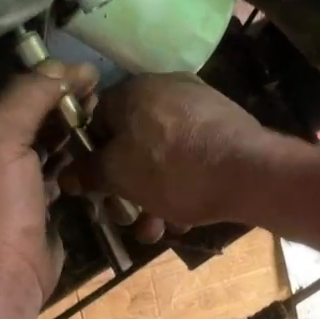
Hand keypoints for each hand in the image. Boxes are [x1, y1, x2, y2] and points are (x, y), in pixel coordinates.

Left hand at [0, 63, 98, 304]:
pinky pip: (51, 169)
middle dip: (57, 100)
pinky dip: (70, 155)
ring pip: (38, 141)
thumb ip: (27, 96)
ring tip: (101, 113)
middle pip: (21, 114)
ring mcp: (2, 182)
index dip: (39, 76)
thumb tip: (64, 66)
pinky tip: (94, 145)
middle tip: (96, 91)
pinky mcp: (29, 204)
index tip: (79, 71)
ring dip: (67, 126)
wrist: (0, 280)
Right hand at [62, 74, 296, 237]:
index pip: (94, 120)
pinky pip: (190, 154)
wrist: (251, 172)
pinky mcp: (224, 125)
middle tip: (128, 219)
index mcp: (133, 90)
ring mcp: (198, 105)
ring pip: (161, 154)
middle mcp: (164, 89)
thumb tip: (68, 174)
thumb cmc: (174, 170)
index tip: (94, 190)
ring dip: (153, 194)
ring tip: (159, 230)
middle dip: (126, 188)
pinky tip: (186, 216)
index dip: (90, 158)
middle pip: (130, 141)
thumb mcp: (120, 176)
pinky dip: (182, 183)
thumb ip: (89, 173)